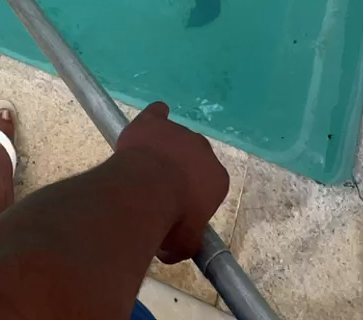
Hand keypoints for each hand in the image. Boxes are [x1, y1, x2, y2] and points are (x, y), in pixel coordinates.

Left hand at [115, 102, 228, 263]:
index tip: (178, 207)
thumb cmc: (171, 219)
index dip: (193, 196)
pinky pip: (157, 113)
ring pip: (173, 138)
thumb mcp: (185, 244)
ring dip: (163, 150)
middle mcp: (202, 149)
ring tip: (145, 168)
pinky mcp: (154, 120)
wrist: (145, 190)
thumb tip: (173, 249)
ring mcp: (178, 130)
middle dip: (180, 170)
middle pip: (192, 158)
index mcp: (217, 177)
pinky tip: (151, 121)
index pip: (208, 184)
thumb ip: (186, 241)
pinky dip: (155, 116)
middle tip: (161, 188)